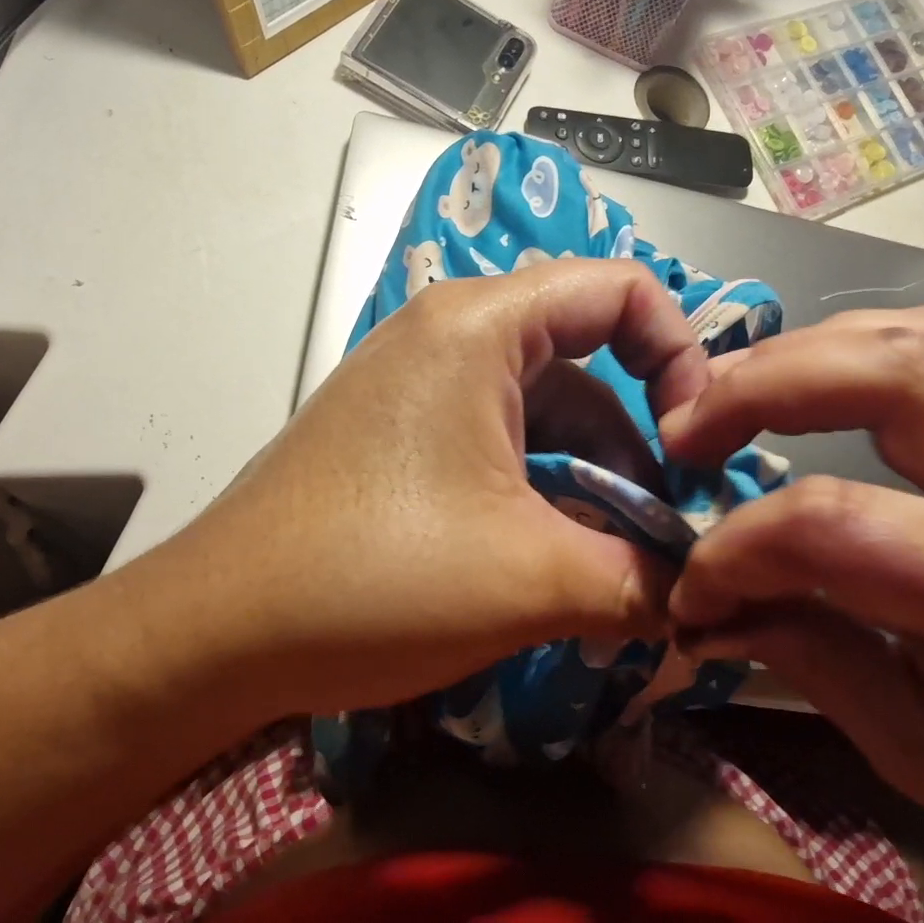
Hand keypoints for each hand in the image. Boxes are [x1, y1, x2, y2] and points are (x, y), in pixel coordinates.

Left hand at [104, 259, 711, 730]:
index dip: (683, 355)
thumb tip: (709, 601)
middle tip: (673, 527)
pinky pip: (503, 441)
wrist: (215, 634)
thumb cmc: (374, 579)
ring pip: (547, 410)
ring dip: (598, 480)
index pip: (622, 289)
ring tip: (624, 564)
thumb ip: (642, 583)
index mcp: (481, 328)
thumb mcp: (531, 581)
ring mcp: (420, 386)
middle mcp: (450, 335)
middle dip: (644, 441)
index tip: (698, 446)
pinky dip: (546, 492)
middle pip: (589, 356)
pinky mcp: (402, 435)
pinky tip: (563, 561)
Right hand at [659, 309, 923, 921]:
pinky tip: (811, 371)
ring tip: (729, 390)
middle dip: (768, 386)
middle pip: (902, 380)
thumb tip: (702, 600)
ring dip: (809, 349)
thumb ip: (806, 654)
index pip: (848, 528)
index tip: (693, 584)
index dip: (743, 545)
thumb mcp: (918, 753)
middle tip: (686, 428)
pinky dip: (863, 342)